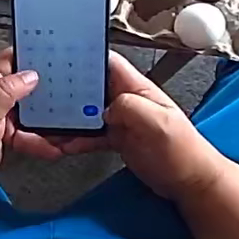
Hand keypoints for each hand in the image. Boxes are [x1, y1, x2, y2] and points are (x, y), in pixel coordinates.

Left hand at [0, 49, 58, 191]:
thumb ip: (7, 90)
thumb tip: (32, 75)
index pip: (12, 60)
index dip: (32, 56)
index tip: (55, 56)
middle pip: (27, 86)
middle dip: (47, 90)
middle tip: (69, 92)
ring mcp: (2, 115)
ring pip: (32, 112)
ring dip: (47, 120)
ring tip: (66, 126)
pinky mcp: (8, 133)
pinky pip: (30, 133)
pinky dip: (41, 140)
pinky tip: (54, 146)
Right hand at [66, 52, 227, 201]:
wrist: (191, 182)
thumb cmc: (184, 151)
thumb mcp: (159, 122)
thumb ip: (130, 107)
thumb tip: (104, 107)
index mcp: (138, 89)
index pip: (109, 63)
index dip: (87, 57)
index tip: (63, 57)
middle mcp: (127, 101)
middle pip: (91, 86)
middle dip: (69, 88)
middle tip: (47, 94)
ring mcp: (122, 120)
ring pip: (86, 112)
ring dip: (68, 117)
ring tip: (50, 123)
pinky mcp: (118, 139)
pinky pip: (90, 135)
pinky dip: (76, 139)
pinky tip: (64, 144)